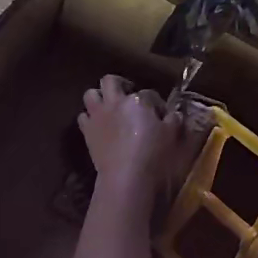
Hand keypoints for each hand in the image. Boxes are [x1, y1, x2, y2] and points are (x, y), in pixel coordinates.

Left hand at [78, 76, 193, 202]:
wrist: (125, 176)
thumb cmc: (152, 154)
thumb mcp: (172, 135)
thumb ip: (174, 120)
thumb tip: (174, 114)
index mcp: (138, 100)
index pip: (149, 93)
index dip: (156, 103)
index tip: (161, 115)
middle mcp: (115, 102)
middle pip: (111, 81)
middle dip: (120, 84)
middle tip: (128, 95)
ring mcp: (98, 115)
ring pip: (91, 93)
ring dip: (99, 97)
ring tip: (109, 107)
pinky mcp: (87, 131)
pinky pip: (83, 116)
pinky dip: (90, 118)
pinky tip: (99, 126)